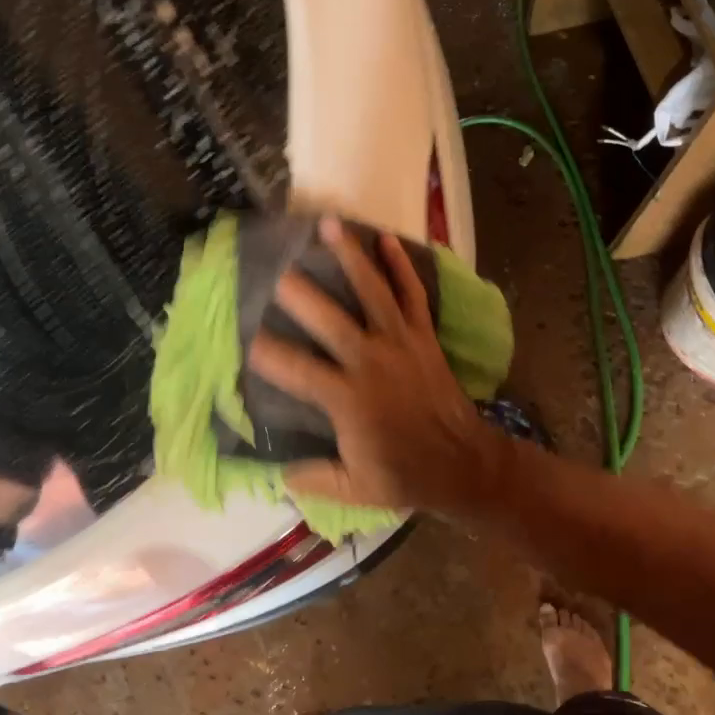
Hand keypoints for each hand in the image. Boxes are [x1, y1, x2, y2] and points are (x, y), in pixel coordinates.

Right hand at [247, 216, 501, 514]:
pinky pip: (412, 293)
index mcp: (348, 399)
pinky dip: (400, 264)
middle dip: (302, 295)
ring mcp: (401, 343)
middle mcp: (371, 362)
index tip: (246, 340)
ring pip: (372, 292)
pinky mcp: (423, 336)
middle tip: (278, 271)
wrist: (468, 466)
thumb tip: (275, 470)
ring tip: (328, 225)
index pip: (297, 370)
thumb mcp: (355, 490)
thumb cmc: (406, 475)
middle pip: (331, 320)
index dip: (267, 354)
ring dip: (349, 257)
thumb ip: (313, 478)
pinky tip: (384, 237)